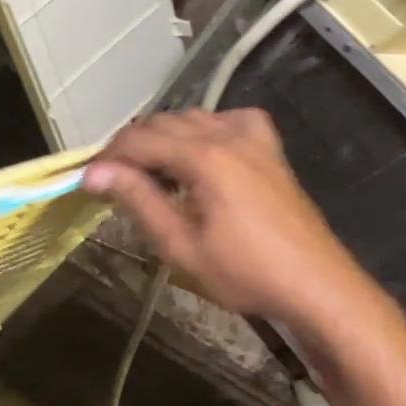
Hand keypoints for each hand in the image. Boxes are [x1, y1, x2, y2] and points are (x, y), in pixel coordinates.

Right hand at [82, 109, 375, 326]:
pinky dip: (203, 131)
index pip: (138, 140)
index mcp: (204, 157)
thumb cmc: (246, 273)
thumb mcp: (181, 244)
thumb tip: (93, 173)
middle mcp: (227, 134)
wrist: (317, 286)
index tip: (88, 181)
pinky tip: (200, 157)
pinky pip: (226, 121)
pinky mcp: (269, 147)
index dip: (108, 157)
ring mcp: (253, 136)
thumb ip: (138, 199)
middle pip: (162, 123)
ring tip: (151, 177)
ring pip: (191, 119)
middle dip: (132, 147)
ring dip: (164, 139)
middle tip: (114, 182)